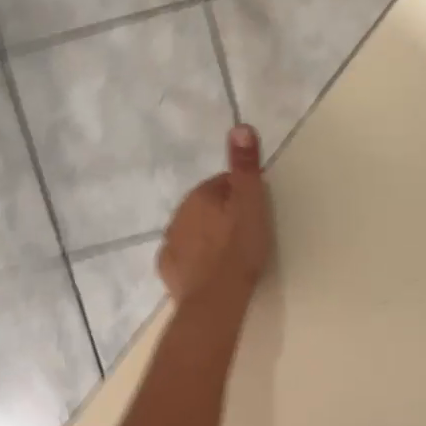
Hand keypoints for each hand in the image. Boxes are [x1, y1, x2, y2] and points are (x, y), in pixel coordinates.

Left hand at [158, 124, 272, 304]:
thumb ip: (245, 166)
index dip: (243, 196)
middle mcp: (179, 215)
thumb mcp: (250, 203)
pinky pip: (185, 258)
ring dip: (209, 238)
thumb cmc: (238, 249)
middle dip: (223, 217)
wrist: (215, 299)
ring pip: (194, 233)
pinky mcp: (168, 270)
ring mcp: (170, 244)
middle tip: (246, 236)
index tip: (257, 212)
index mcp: (200, 196)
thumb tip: (239, 126)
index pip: (223, 184)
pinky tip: (211, 273)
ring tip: (231, 257)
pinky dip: (196, 261)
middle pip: (206, 209)